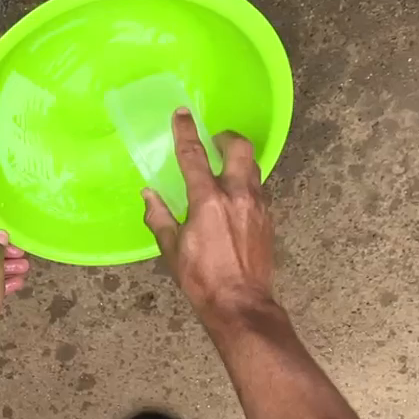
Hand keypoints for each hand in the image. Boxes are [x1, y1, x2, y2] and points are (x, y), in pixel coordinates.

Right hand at [142, 108, 276, 324]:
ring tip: (222, 167)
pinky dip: (244, 182)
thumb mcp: (172, 249)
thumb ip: (159, 217)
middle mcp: (237, 195)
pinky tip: (233, 197)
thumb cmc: (201, 279)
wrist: (241, 304)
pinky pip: (257, 188)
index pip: (194, 155)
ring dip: (237, 160)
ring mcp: (257, 206)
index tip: (182, 114)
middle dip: (226, 137)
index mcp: (208, 200)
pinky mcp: (268, 219)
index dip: (186, 131)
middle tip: (214, 139)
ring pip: (252, 167)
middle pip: (239, 148)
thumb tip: (150, 195)